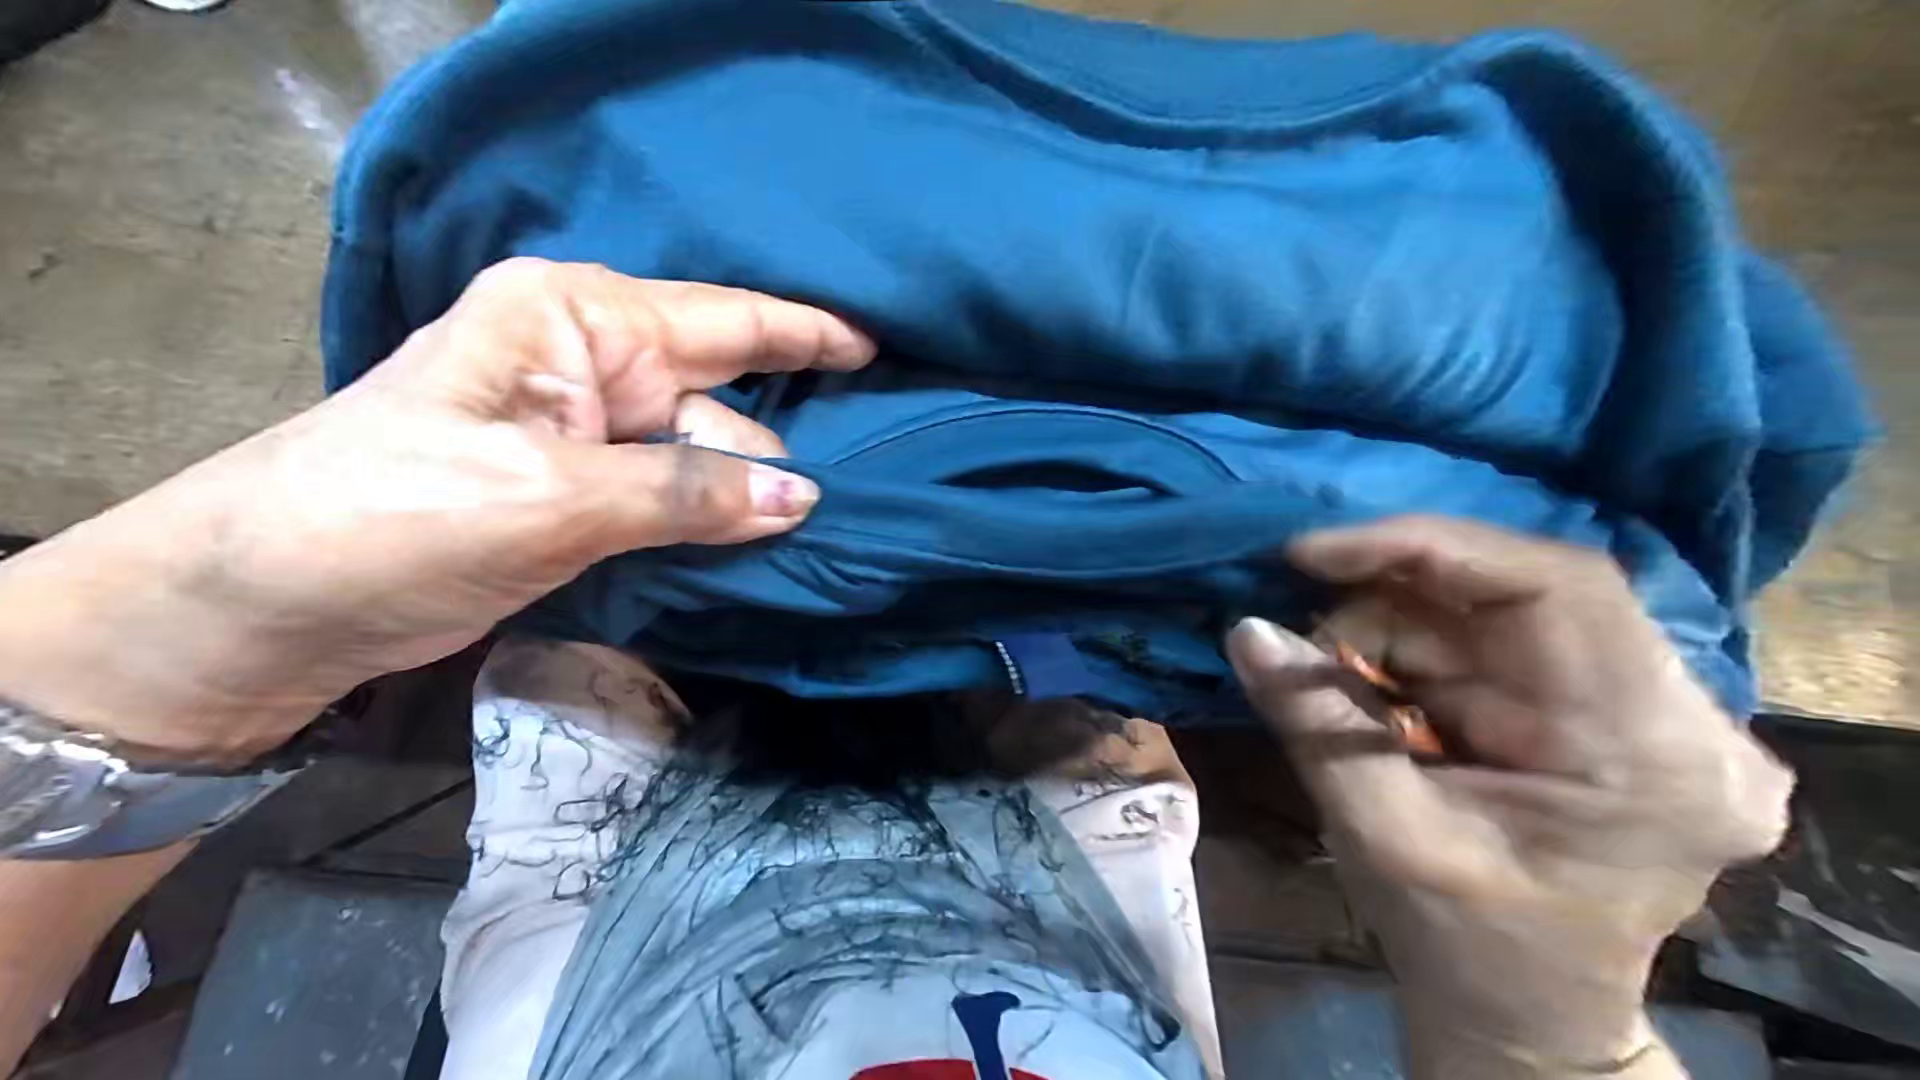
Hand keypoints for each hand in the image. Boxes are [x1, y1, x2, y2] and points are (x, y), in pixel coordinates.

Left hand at [0, 259, 872, 760]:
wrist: (273, 606)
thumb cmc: (391, 517)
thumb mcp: (550, 498)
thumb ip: (688, 494)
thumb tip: (806, 498)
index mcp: (581, 321)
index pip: (723, 320)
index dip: (806, 333)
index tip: (878, 345)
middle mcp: (597, 363)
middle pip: (725, 402)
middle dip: (780, 450)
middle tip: (851, 500)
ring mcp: (597, 433)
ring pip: (710, 459)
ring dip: (751, 498)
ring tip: (811, 538)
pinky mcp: (594, 491)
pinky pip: (685, 496)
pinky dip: (722, 520)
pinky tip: (766, 543)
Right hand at [1227, 517, 1792, 1073]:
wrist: (1521, 1008)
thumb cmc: (1468, 946)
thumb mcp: (1382, 835)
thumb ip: (1316, 725)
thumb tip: (1245, 629)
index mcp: (1650, 752)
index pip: (1557, 588)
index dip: (1425, 547)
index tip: (1311, 554)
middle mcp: (1666, 710)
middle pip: (1511, 590)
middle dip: (1385, 599)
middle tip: (1304, 632)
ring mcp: (1627, 702)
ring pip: (1478, 609)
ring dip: (1382, 629)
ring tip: (1328, 680)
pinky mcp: (1578, 702)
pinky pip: (1471, 638)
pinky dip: (1396, 649)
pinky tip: (1363, 690)